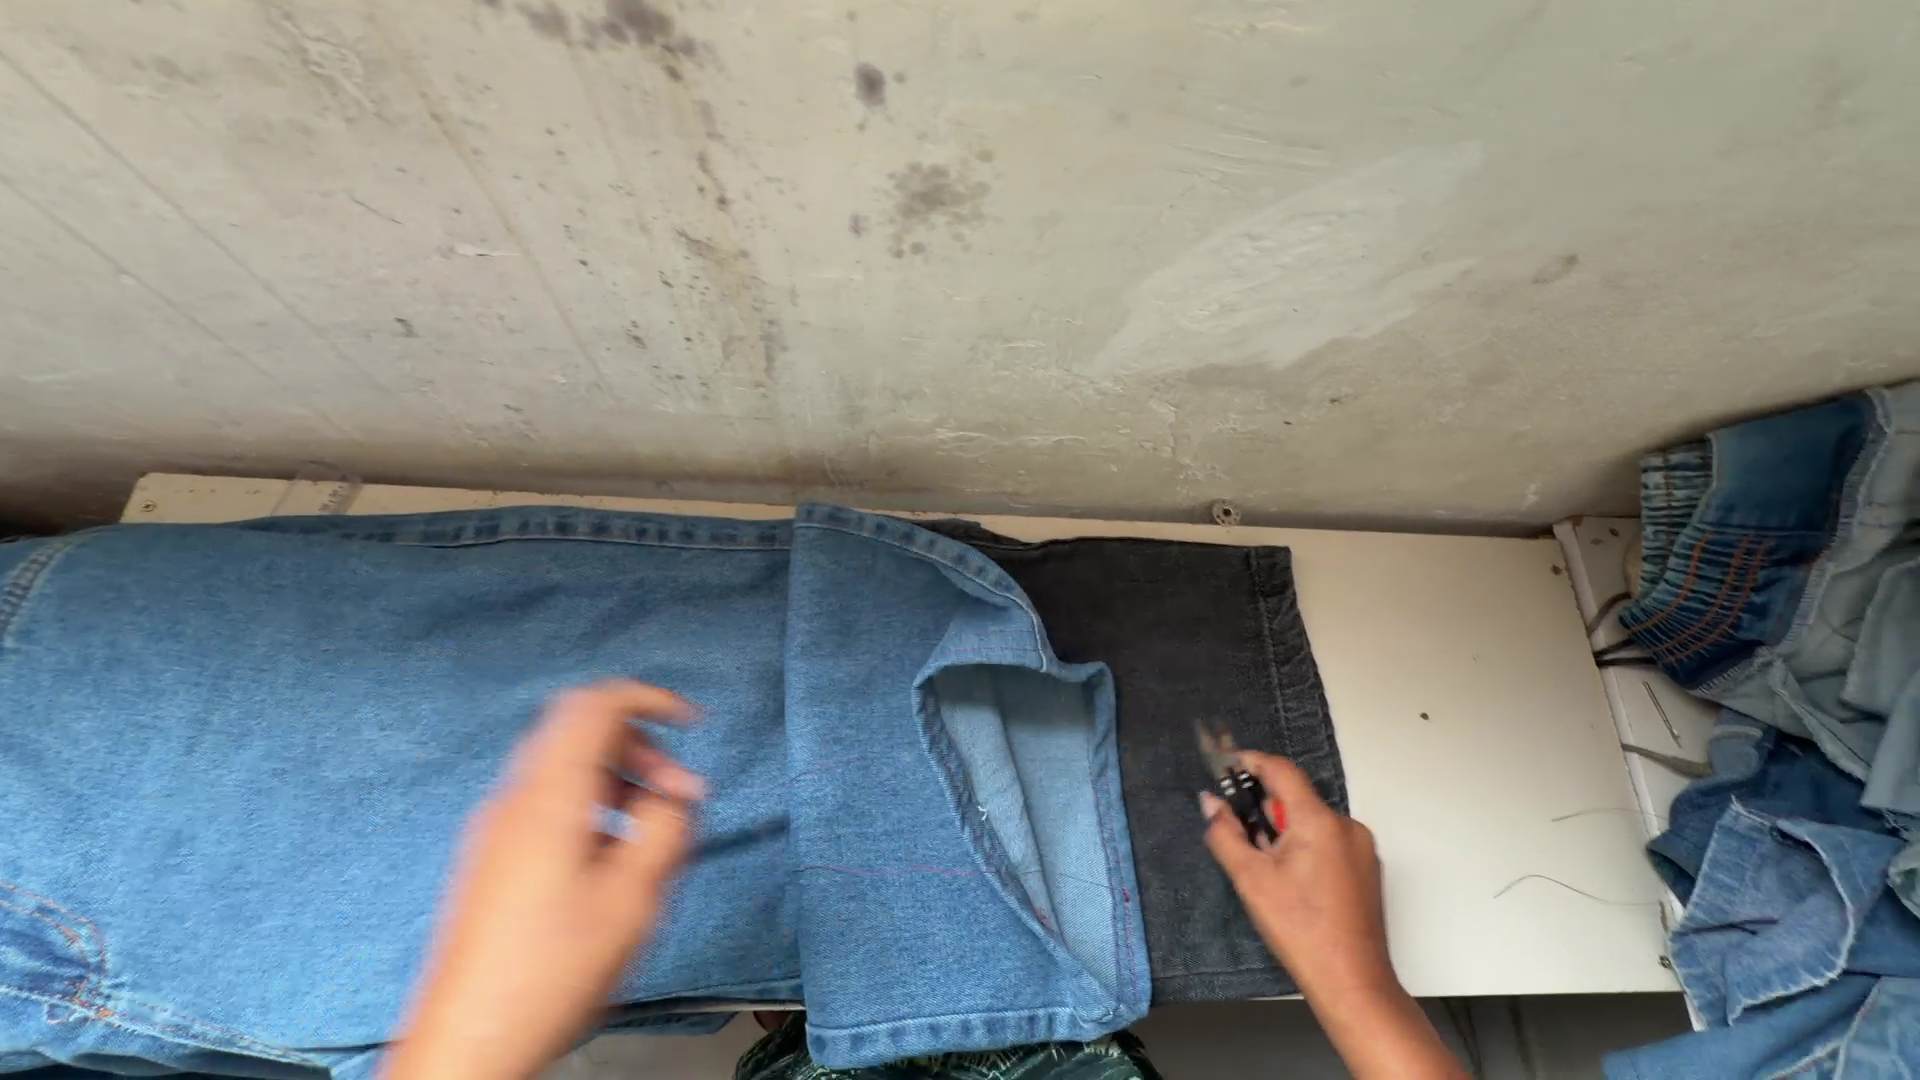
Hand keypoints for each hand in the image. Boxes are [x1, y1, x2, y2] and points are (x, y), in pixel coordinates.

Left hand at [383, 681, 704, 1079]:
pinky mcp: (493, 857)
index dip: (648, 699)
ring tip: (655, 831)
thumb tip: (674, 796)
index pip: (595, 704)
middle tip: (682, 794)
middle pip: (583, 732)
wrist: (464, 1049)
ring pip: (569, 770)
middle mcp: (515, 800)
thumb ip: (666, 828)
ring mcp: (497, 828)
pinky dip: (595, 807)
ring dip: (621, 782)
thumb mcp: (633, 897)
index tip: (688, 720)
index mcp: (549, 797)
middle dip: (643, 751)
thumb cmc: (547, 973)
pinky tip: (614, 857)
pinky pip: (551, 803)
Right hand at [1203, 752, 1465, 1079]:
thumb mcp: (1250, 878)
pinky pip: (1328, 841)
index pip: (1281, 770)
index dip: (1250, 762)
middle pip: (1295, 799)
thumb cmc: (1301, 931)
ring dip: (1284, 832)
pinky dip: (1305, 847)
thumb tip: (1211, 803)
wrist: (1352, 984)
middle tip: (1242, 836)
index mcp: (1319, 821)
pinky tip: (1292, 882)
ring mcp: (1361, 849)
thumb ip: (1225, 833)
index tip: (1227, 765)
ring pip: (1311, 821)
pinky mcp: (1366, 869)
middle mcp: (1347, 827)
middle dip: (1264, 811)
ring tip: (1267, 869)